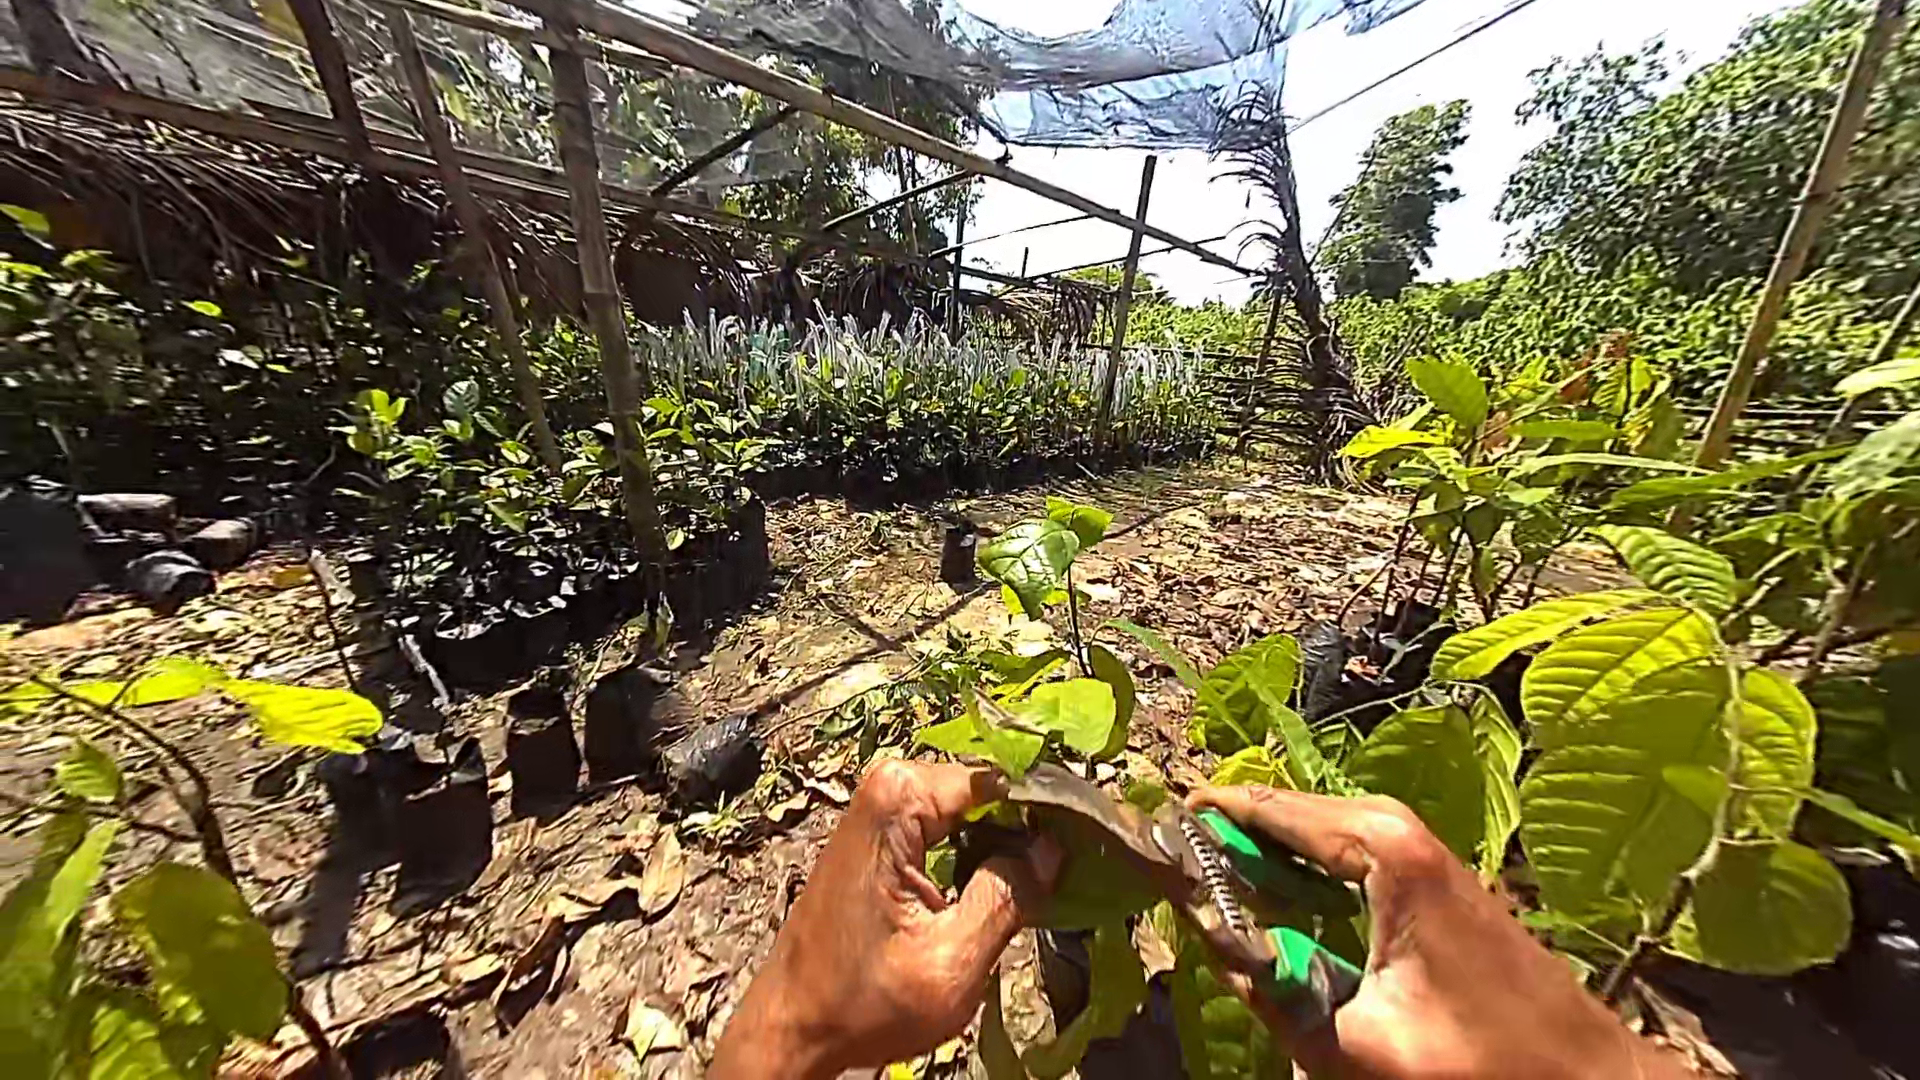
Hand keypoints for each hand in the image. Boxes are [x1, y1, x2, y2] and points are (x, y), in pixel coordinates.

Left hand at [711, 761, 1058, 1078]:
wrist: (791, 1025)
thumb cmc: (862, 1002)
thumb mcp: (949, 965)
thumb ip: (1006, 898)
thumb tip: (1053, 848)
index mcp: (900, 796)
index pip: (997, 780)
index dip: (1045, 808)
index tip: (1088, 835)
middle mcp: (889, 780)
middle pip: (983, 788)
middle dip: (1026, 824)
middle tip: (1070, 864)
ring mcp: (883, 798)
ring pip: (970, 803)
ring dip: (1006, 836)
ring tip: (1046, 875)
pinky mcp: (884, 821)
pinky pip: (948, 818)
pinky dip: (979, 844)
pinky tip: (1004, 875)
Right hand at [1189, 787, 1690, 1079]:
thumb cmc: (1493, 1070)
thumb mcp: (1365, 1050)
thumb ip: (1272, 994)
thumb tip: (1202, 935)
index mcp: (1376, 843)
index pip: (1261, 807)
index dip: (1204, 820)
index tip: (1157, 838)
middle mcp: (1382, 817)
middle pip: (1273, 809)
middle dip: (1225, 841)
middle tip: (1182, 881)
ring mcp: (1397, 831)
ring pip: (1294, 824)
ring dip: (1253, 856)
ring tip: (1213, 894)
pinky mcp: (1404, 852)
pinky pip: (1322, 842)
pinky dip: (1286, 866)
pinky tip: (1268, 903)